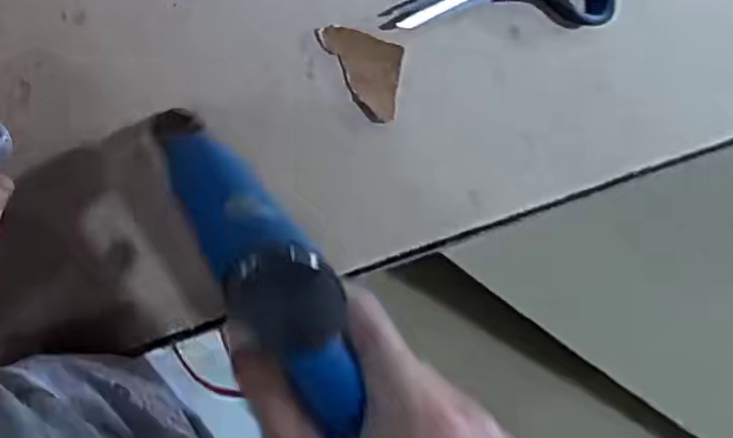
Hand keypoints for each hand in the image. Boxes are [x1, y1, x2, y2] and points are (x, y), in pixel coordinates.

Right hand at [230, 290, 507, 437]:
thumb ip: (271, 395)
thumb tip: (241, 333)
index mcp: (418, 402)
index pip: (359, 308)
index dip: (318, 312)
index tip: (294, 346)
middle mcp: (464, 407)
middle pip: (383, 349)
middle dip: (344, 371)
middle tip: (322, 417)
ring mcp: (490, 431)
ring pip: (412, 381)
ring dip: (378, 400)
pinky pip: (441, 412)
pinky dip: (412, 424)